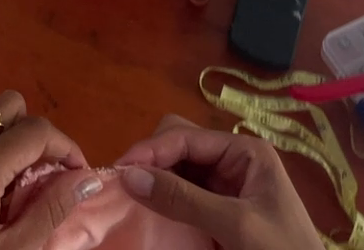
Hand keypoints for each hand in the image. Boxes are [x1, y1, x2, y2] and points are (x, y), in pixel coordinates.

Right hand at [115, 115, 325, 249]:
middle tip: (124, 187)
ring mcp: (226, 187)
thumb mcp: (236, 228)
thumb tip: (129, 176)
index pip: (185, 136)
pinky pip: (182, 195)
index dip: (150, 150)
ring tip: (131, 199)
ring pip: (176, 169)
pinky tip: (151, 212)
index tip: (119, 172)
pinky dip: (164, 200)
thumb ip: (184, 200)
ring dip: (154, 180)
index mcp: (244, 151)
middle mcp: (232, 161)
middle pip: (178, 145)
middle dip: (151, 161)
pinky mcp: (219, 213)